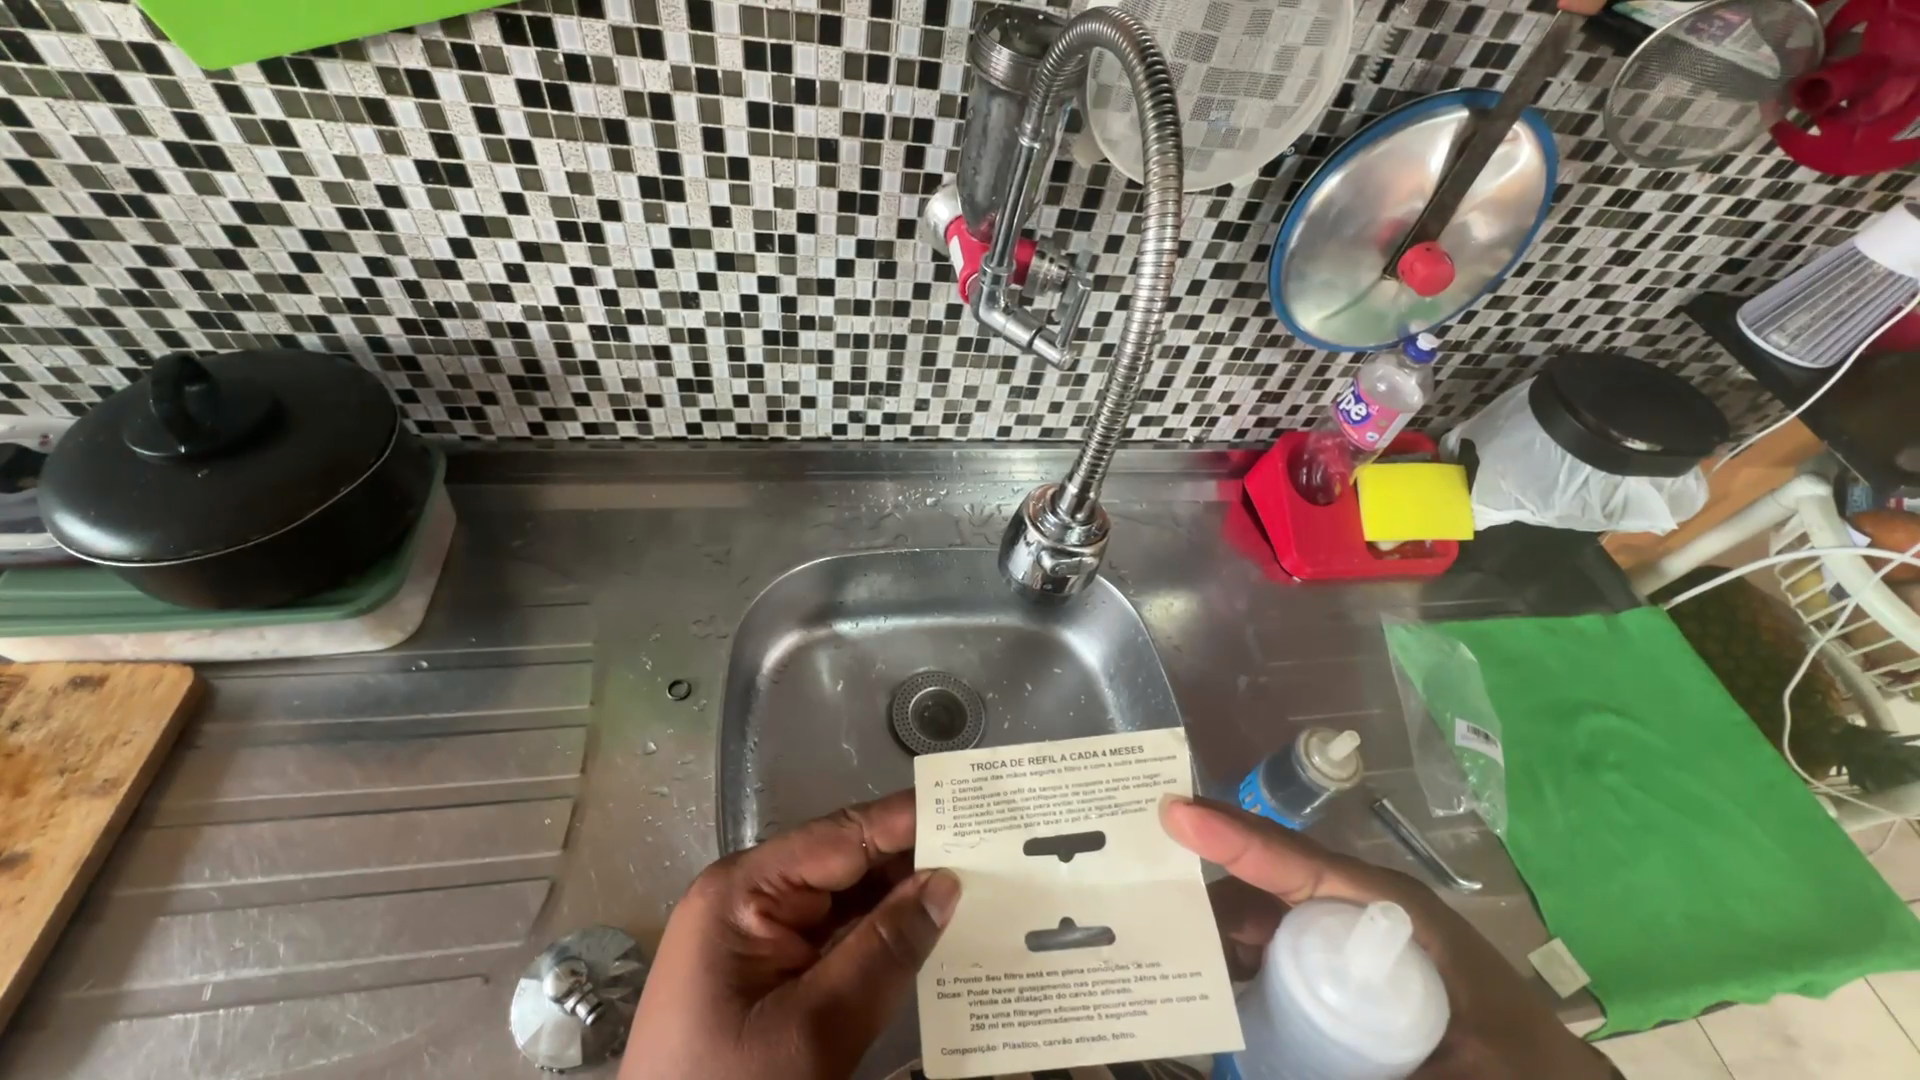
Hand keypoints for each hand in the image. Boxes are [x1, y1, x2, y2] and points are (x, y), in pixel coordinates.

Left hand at [623, 790, 960, 1079]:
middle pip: (847, 861)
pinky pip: (838, 936)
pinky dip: (884, 933)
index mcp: (745, 890)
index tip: (971, 802)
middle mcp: (751, 897)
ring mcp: (760, 934)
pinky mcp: (772, 970)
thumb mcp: (813, 1028)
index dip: (909, 818)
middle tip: (990, 846)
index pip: (843, 836)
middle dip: (915, 856)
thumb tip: (946, 882)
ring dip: (906, 896)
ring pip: (848, 899)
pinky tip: (932, 929)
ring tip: (977, 879)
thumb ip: (884, 950)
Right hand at [1162, 798, 1614, 1079]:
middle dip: (1202, 895)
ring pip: (1255, 923)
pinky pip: (1267, 956)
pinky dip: (1230, 966)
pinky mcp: (1332, 967)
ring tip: (1156, 949)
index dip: (1235, 836)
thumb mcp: (1466, 1067)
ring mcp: (1339, 937)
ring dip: (1209, 935)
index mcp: (1387, 907)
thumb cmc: (1512, 1058)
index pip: (1298, 862)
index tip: (1174, 813)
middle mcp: (1352, 908)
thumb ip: (1377, 1063)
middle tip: (1141, 906)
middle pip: (1260, 890)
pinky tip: (1202, 988)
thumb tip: (1269, 1059)